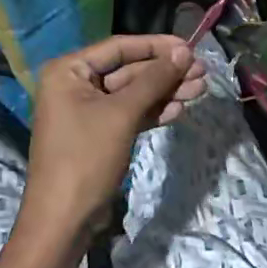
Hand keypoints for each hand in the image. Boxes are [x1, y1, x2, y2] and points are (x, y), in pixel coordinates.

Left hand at [18, 36, 203, 246]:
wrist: (64, 221)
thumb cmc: (86, 158)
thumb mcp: (122, 114)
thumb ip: (153, 79)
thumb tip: (184, 52)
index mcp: (68, 70)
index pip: (119, 47)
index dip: (156, 46)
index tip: (191, 47)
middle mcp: (75, 84)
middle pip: (128, 70)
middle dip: (165, 72)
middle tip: (202, 72)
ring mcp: (87, 110)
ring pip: (133, 93)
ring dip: (165, 91)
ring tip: (201, 89)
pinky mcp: (99, 133)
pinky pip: (129, 113)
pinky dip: (153, 111)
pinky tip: (180, 108)